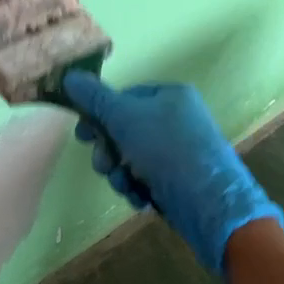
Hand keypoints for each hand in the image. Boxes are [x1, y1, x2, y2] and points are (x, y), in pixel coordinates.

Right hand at [62, 70, 283, 274]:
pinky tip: (141, 199)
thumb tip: (69, 76)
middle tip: (103, 165)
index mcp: (170, 96)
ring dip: (121, 173)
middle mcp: (178, 120)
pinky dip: (138, 188)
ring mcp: (182, 152)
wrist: (213, 208)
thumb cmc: (167, 151)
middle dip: (109, 151)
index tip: (83, 135)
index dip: (100, 115)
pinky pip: (148, 178)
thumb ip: (94, 98)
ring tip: (125, 186)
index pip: (124, 97)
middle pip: (125, 129)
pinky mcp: (183, 182)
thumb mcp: (124, 118)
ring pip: (133, 157)